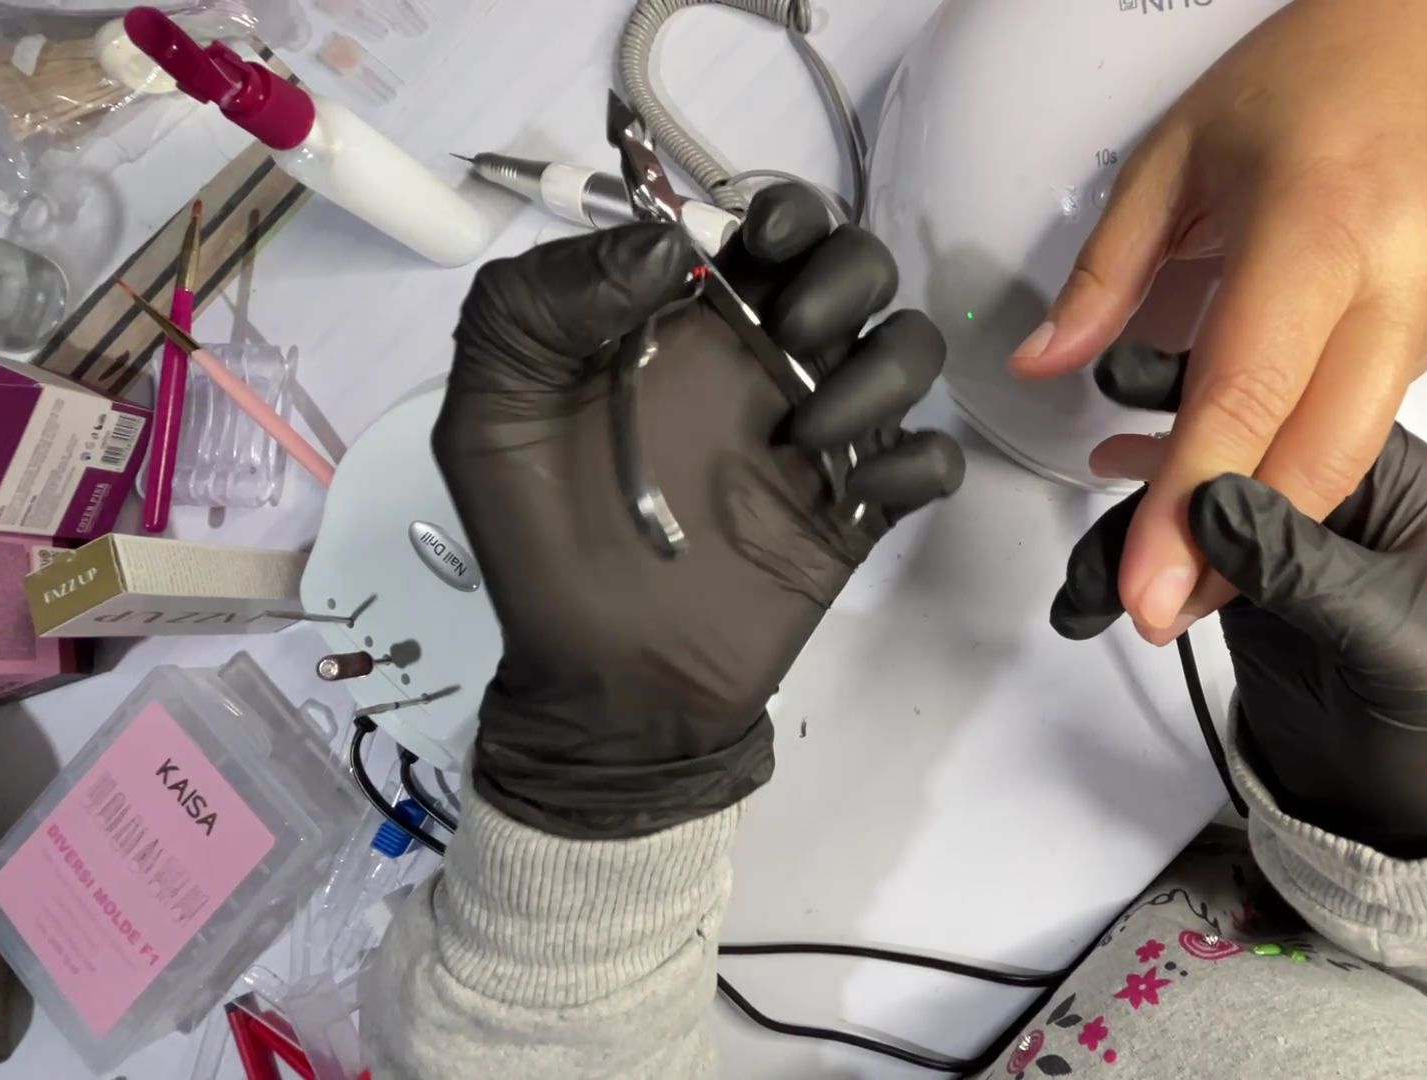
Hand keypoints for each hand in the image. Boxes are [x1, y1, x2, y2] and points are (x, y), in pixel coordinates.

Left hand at [435, 185, 964, 839]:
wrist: (613, 684)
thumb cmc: (546, 550)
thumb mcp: (493, 419)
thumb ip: (539, 307)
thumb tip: (667, 247)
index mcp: (692, 329)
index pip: (774, 227)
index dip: (787, 211)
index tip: (762, 246)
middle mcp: (771, 367)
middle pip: (863, 271)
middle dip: (845, 280)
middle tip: (787, 341)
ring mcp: (826, 441)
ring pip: (912, 352)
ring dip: (880, 375)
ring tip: (806, 442)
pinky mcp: (863, 513)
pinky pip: (933, 462)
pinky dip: (917, 466)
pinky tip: (859, 500)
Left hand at [1013, 0, 1426, 642]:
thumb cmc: (1295, 89)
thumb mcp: (1168, 161)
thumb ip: (1100, 277)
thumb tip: (1039, 363)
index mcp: (1315, 234)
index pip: (1245, 397)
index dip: (1192, 502)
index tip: (1147, 584)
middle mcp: (1384, 297)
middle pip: (1309, 462)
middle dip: (1234, 557)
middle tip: (1157, 616)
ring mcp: (1417, 331)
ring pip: (1336, 467)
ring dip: (1261, 542)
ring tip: (1176, 584)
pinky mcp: (1419, 351)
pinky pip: (1343, 439)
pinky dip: (1279, 489)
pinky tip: (1212, 505)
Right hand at [1052, 347, 1426, 856]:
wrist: (1387, 796)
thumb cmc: (1419, 716)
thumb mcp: (1381, 637)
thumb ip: (1297, 564)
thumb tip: (1204, 494)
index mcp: (1388, 480)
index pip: (1293, 418)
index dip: (1212, 399)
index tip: (1131, 382)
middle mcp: (1323, 491)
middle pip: (1222, 453)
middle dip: (1156, 467)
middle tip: (1096, 458)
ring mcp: (1267, 534)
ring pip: (1180, 509)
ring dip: (1126, 541)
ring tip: (1083, 588)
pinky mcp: (1228, 575)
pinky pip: (1167, 556)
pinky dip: (1125, 571)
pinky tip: (1091, 589)